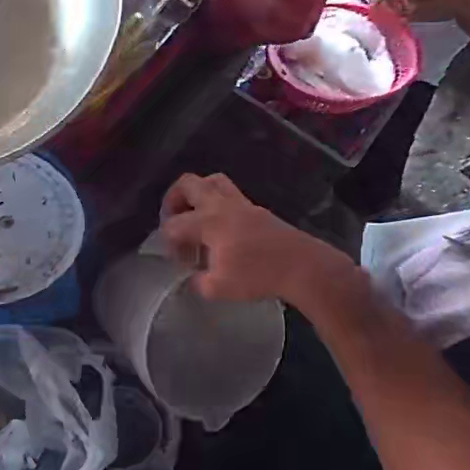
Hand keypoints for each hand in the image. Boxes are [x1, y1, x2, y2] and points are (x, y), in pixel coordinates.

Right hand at [158, 173, 359, 308]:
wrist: (301, 266)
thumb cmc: (258, 276)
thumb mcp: (219, 288)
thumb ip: (200, 282)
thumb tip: (195, 279)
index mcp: (208, 222)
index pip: (174, 224)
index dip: (167, 242)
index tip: (176, 260)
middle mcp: (221, 205)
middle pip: (188, 184)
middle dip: (173, 200)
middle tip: (173, 221)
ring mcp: (242, 204)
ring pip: (213, 182)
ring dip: (198, 194)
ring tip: (195, 216)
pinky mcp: (257, 210)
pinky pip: (230, 195)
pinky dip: (218, 205)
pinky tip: (222, 229)